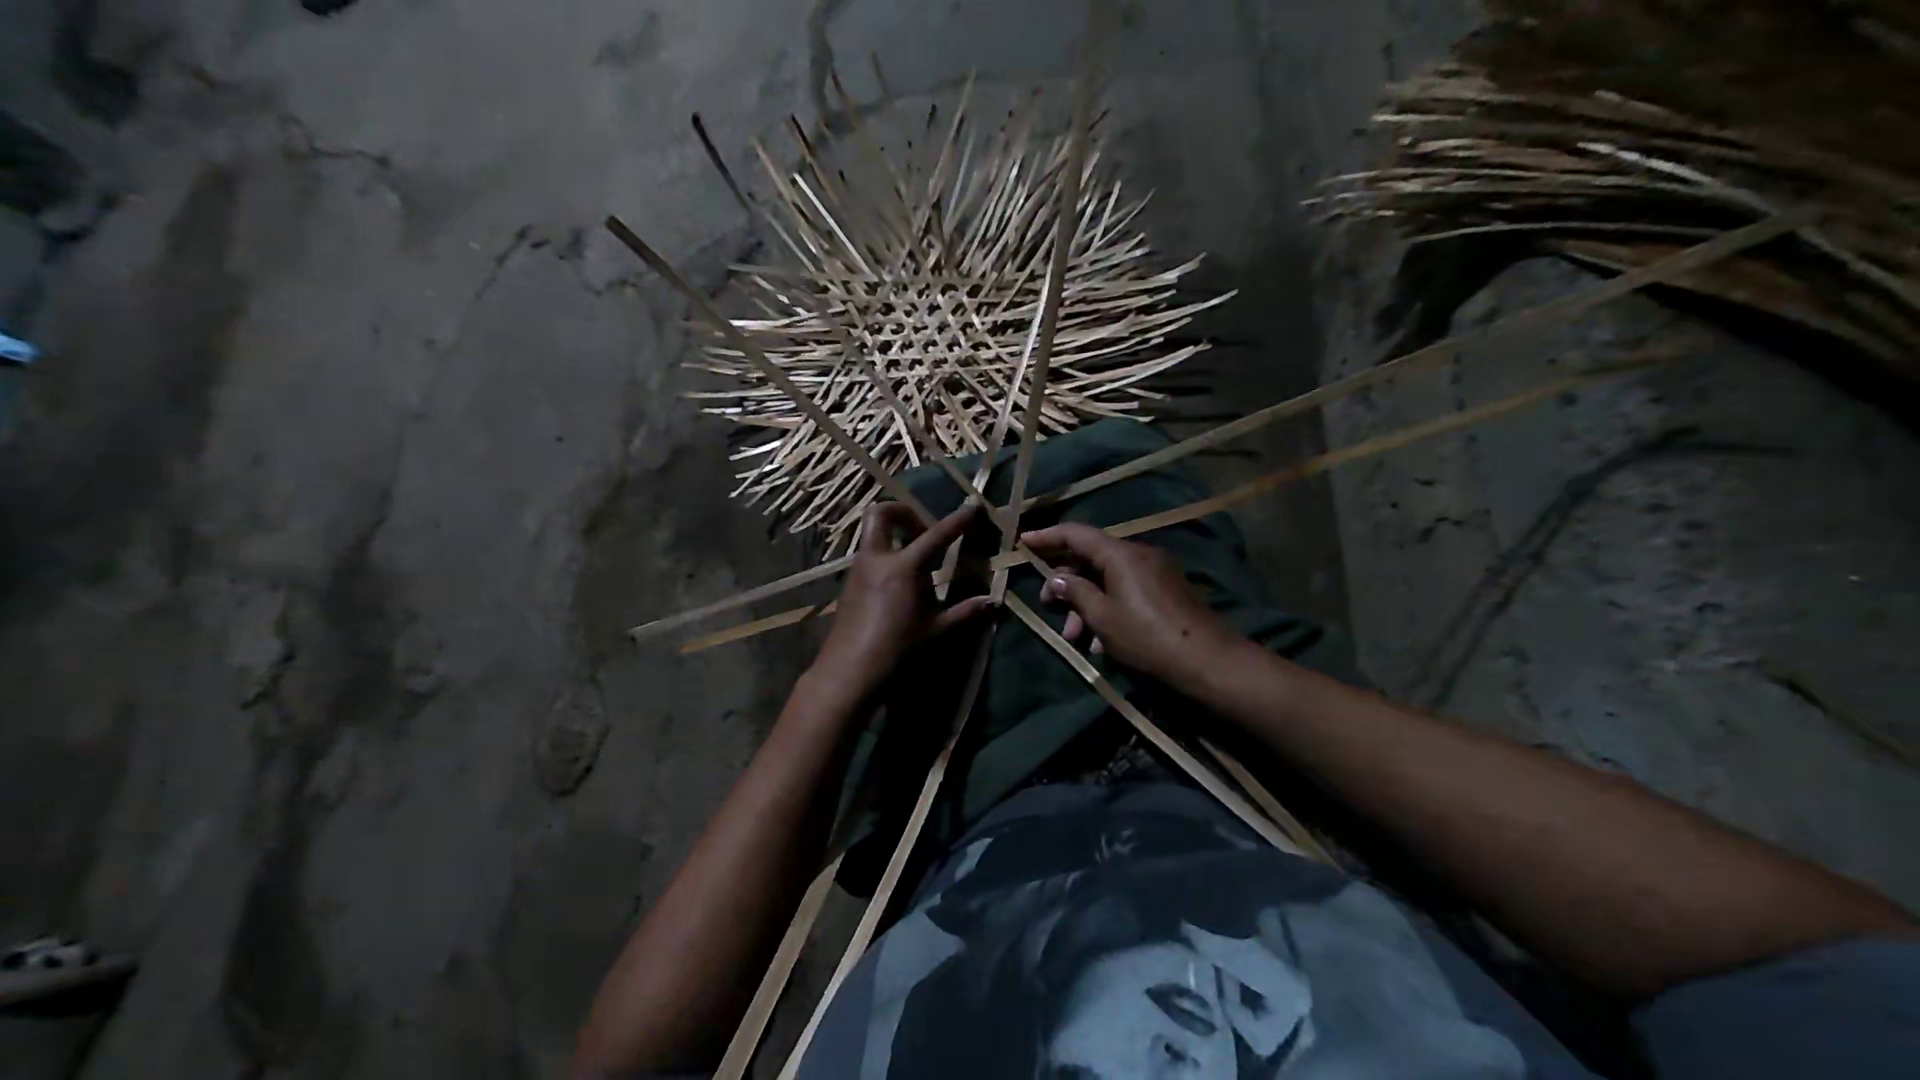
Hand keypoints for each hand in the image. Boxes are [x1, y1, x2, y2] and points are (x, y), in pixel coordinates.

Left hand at [810, 500, 992, 699]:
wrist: (849, 669)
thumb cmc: (896, 648)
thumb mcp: (935, 630)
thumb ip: (964, 612)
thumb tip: (993, 602)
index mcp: (904, 567)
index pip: (936, 535)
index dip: (957, 520)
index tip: (972, 505)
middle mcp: (878, 559)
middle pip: (882, 513)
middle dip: (903, 512)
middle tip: (923, 528)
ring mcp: (859, 569)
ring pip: (872, 534)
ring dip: (893, 535)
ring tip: (915, 557)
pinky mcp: (849, 583)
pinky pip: (868, 555)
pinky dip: (884, 555)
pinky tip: (897, 582)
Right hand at [1020, 523, 1239, 690]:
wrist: (1207, 661)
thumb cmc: (1147, 637)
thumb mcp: (1102, 617)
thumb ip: (1075, 593)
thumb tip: (1056, 579)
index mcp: (1121, 555)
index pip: (1077, 534)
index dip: (1048, 537)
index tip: (1023, 542)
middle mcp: (1140, 555)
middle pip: (1092, 559)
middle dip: (1067, 584)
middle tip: (1048, 606)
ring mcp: (1156, 573)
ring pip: (1109, 579)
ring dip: (1087, 604)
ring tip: (1076, 637)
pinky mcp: (1167, 592)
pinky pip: (1127, 591)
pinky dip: (1109, 608)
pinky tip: (1101, 642)